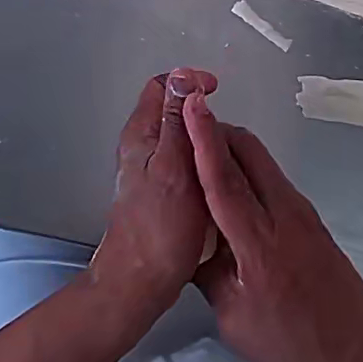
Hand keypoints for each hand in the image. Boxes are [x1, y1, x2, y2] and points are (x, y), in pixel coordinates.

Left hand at [88, 69, 217, 324]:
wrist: (141, 283)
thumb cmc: (158, 227)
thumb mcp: (173, 164)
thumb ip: (177, 120)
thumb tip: (184, 78)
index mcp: (140, 133)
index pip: (163, 85)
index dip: (190, 82)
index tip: (215, 92)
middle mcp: (141, 146)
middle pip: (172, 109)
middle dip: (200, 110)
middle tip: (222, 126)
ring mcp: (149, 169)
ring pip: (180, 136)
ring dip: (202, 136)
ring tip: (222, 151)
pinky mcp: (160, 190)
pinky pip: (184, 160)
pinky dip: (201, 160)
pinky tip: (214, 177)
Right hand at [183, 91, 362, 361]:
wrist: (357, 350)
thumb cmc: (291, 345)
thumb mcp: (234, 317)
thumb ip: (206, 269)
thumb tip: (184, 235)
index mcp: (259, 245)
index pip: (225, 180)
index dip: (204, 140)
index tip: (191, 107)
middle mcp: (283, 214)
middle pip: (248, 151)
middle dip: (215, 131)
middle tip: (184, 128)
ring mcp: (300, 209)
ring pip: (260, 159)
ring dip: (230, 147)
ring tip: (198, 153)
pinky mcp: (308, 212)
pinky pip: (270, 175)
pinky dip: (245, 167)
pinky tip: (228, 184)